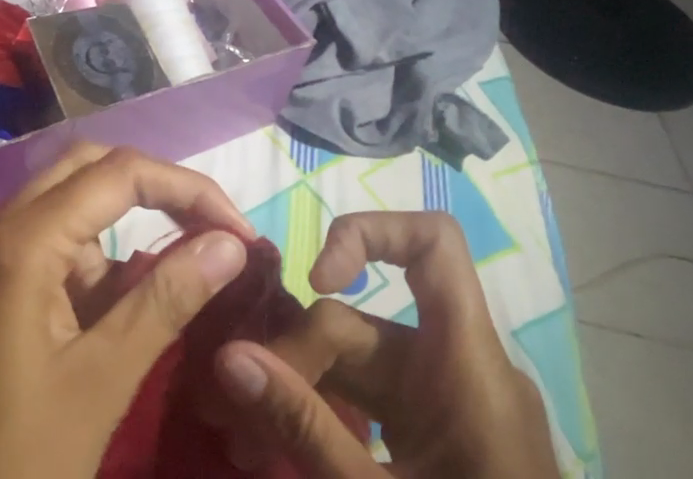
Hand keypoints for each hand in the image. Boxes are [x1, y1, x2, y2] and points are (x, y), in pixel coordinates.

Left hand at [0, 143, 255, 478]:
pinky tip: (114, 312)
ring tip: (170, 283)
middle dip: (153, 192)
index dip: (187, 190)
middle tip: (210, 233)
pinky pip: (41, 249)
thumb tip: (231, 243)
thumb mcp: (102, 378)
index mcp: (20, 241)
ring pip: (62, 208)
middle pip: (84, 171)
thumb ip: (165, 300)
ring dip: (118, 234)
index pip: (117, 173)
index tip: (241, 232)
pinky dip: (86, 264)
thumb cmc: (19, 453)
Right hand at [214, 212, 558, 478]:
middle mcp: (452, 368)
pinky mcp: (426, 438)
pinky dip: (315, 420)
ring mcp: (438, 405)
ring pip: (347, 368)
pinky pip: (361, 407)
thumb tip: (230, 355)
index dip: (367, 235)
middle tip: (226, 410)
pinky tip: (271, 455)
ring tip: (234, 440)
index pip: (432, 246)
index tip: (316, 281)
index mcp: (466, 364)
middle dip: (287, 360)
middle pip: (357, 324)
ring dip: (290, 396)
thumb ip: (307, 429)